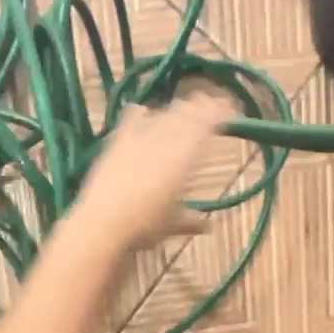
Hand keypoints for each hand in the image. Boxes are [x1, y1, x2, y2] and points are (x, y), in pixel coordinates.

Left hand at [71, 94, 237, 246]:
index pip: (209, 121)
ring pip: (163, 113)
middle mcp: (166, 139)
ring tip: (182, 108)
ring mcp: (140, 137)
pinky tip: (142, 111)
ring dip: (175, 110)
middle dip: (200, 107)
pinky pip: (132, 119)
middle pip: (187, 112)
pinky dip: (140, 114)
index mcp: (186, 155)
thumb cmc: (144, 225)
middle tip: (208, 106)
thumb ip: (190, 221)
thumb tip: (208, 226)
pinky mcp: (117, 140)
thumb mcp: (172, 224)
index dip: (221, 112)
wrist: (103, 222)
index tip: (229, 109)